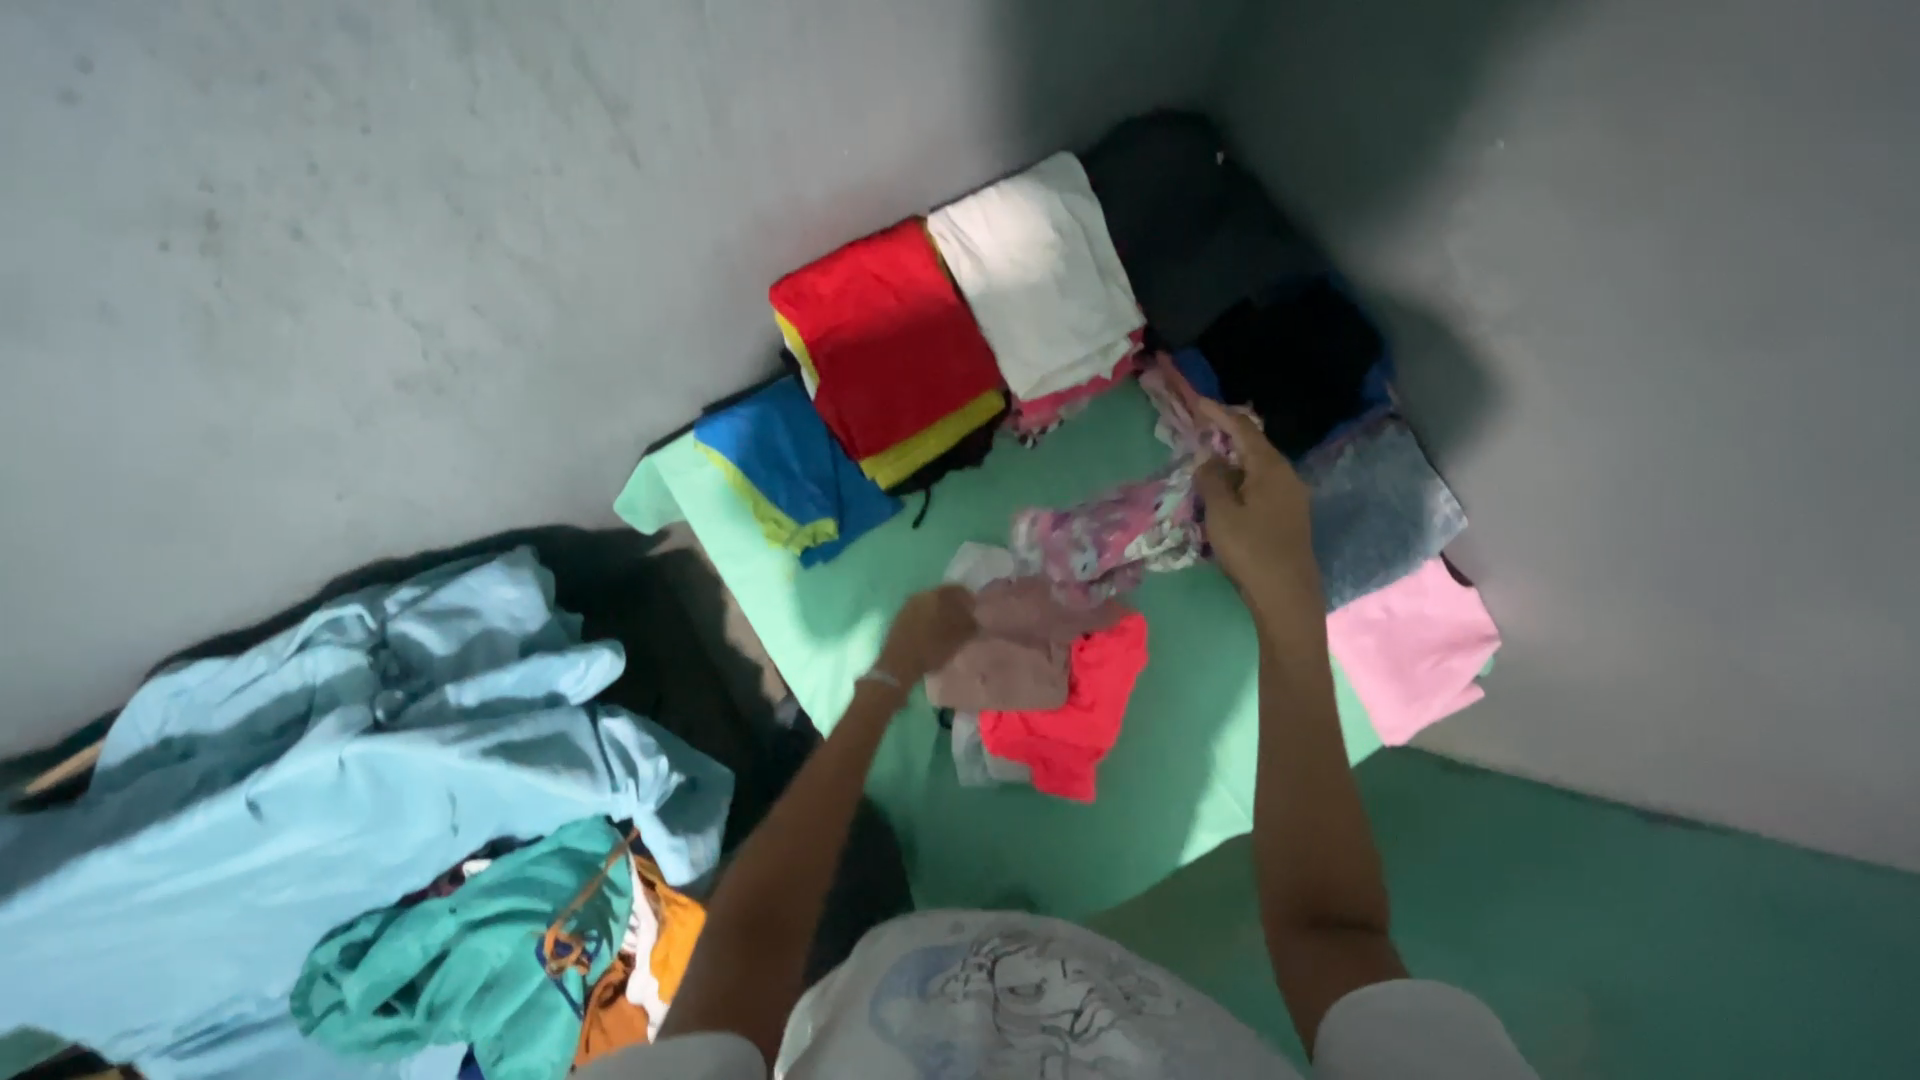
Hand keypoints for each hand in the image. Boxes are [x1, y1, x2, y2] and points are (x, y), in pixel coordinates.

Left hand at [875, 585, 977, 685]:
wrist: (898, 663)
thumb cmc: (930, 650)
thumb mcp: (956, 640)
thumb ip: (969, 627)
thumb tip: (976, 620)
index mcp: (936, 596)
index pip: (958, 589)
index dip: (969, 599)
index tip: (974, 611)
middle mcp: (921, 595)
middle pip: (943, 595)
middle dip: (955, 605)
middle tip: (963, 619)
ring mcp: (908, 605)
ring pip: (930, 603)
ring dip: (941, 611)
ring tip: (948, 627)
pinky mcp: (900, 616)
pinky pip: (920, 611)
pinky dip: (929, 617)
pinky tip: (932, 630)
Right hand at [1193, 399, 1321, 611]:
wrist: (1287, 596)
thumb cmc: (1251, 550)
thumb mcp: (1221, 513)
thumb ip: (1212, 479)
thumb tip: (1208, 457)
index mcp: (1270, 468)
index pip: (1244, 428)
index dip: (1219, 412)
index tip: (1198, 401)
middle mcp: (1286, 475)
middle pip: (1254, 446)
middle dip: (1227, 435)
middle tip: (1200, 431)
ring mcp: (1292, 497)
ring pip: (1257, 468)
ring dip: (1233, 462)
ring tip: (1206, 464)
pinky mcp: (1289, 517)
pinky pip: (1261, 487)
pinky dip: (1241, 482)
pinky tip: (1226, 494)